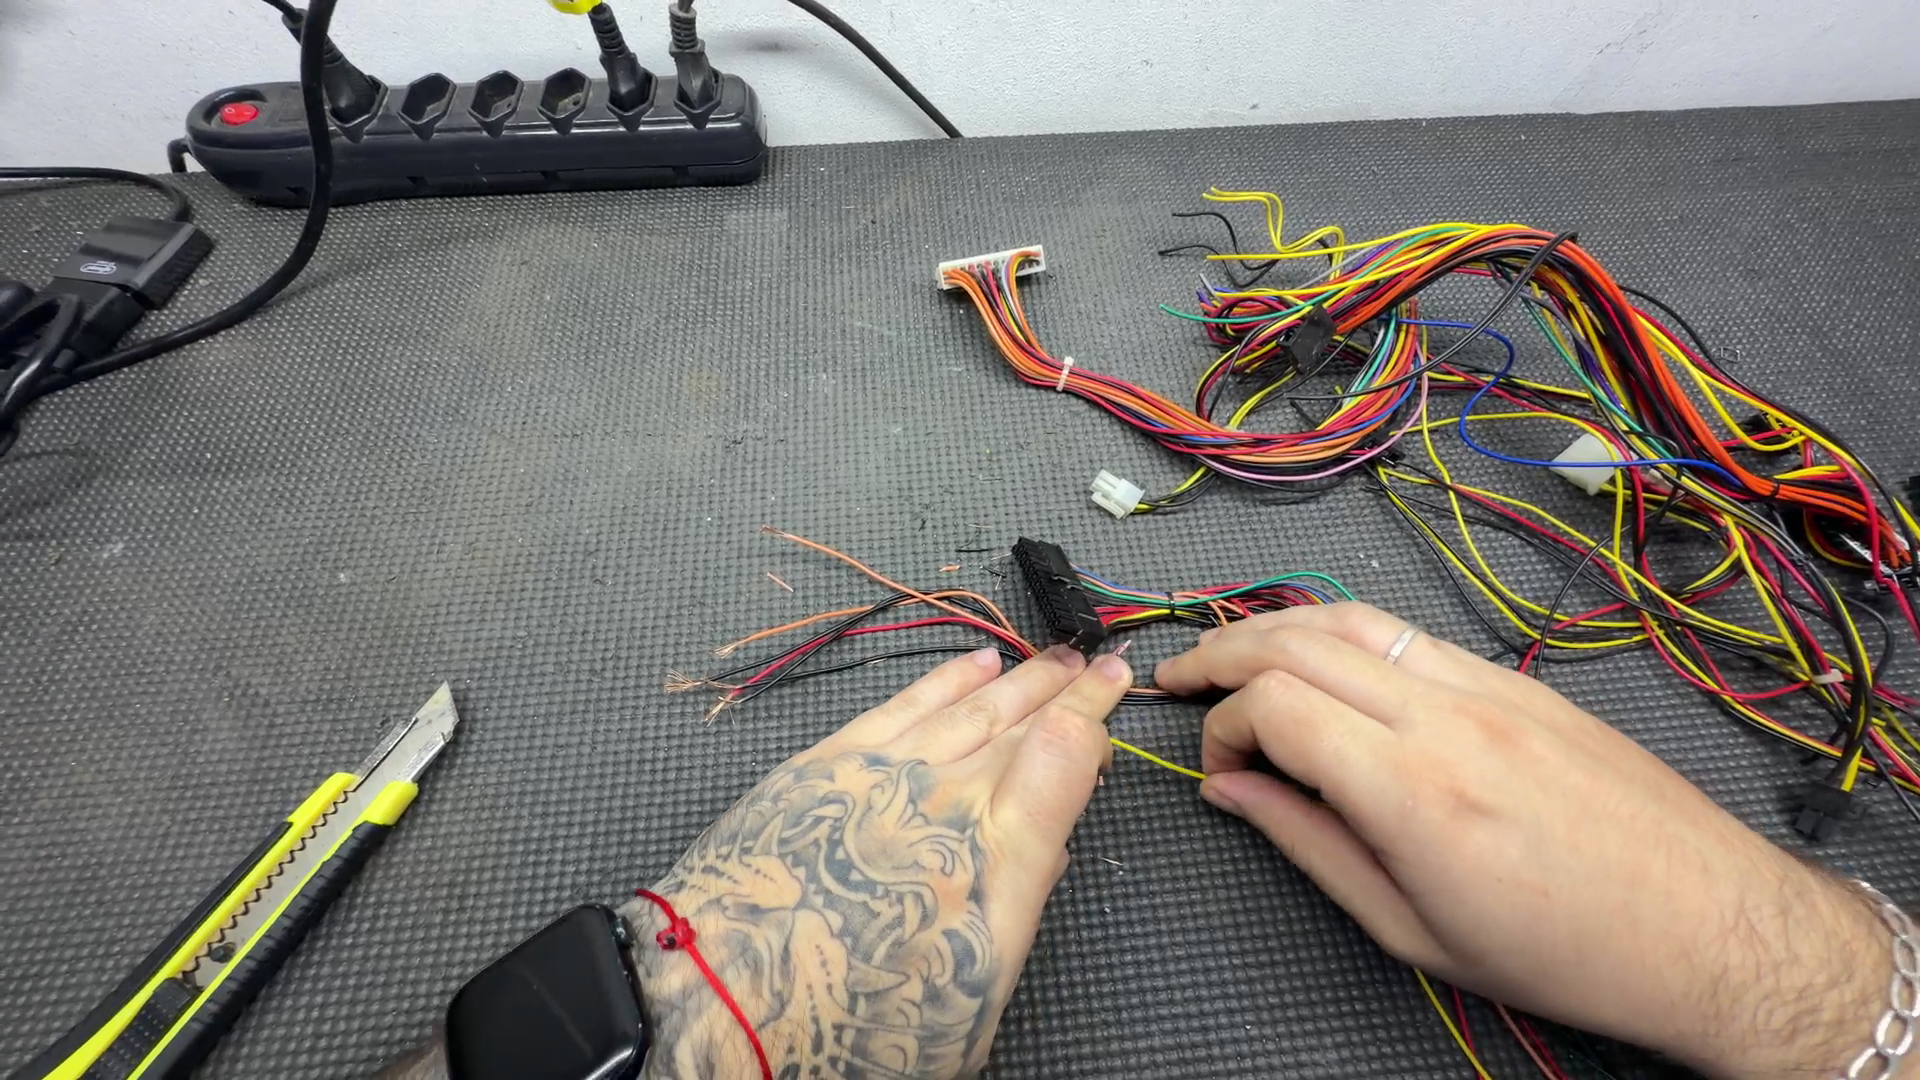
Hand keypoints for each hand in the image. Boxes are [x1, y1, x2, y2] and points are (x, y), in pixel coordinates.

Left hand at [628, 645, 1127, 1078]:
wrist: (726, 994)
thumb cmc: (854, 1017)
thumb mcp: (972, 990)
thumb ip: (1020, 896)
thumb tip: (1047, 839)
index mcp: (993, 855)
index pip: (1064, 753)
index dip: (1095, 711)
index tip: (1113, 686)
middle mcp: (946, 796)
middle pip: (1024, 719)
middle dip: (1068, 685)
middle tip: (1097, 661)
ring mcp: (888, 769)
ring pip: (972, 703)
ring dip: (1019, 677)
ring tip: (1051, 656)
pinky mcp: (835, 759)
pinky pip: (907, 703)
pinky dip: (947, 679)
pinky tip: (976, 663)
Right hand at [1156, 602, 1894, 1078]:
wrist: (1724, 934)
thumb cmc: (1558, 954)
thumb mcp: (1406, 927)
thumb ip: (1301, 840)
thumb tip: (1226, 787)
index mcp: (1414, 790)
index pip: (1273, 706)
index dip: (1220, 728)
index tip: (1217, 767)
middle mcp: (1440, 716)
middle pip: (1292, 642)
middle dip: (1216, 653)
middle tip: (1176, 676)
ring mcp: (1478, 683)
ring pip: (1340, 617)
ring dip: (1265, 627)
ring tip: (1223, 650)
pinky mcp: (1503, 675)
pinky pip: (1393, 629)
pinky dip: (1327, 629)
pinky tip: (1307, 653)